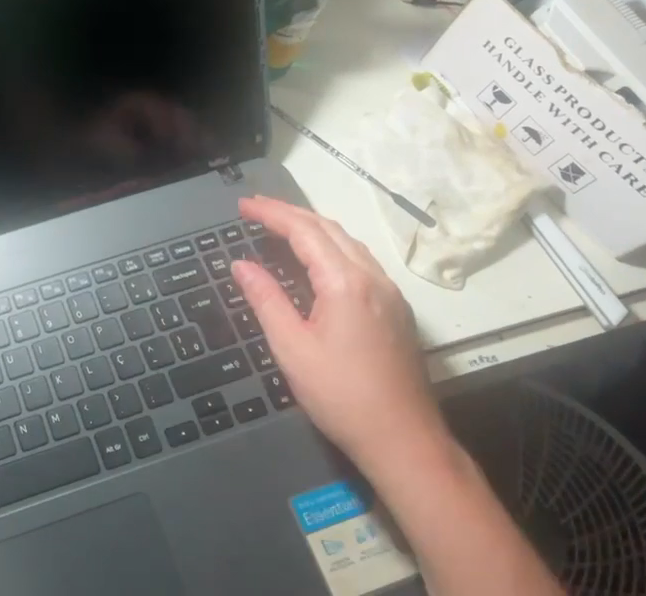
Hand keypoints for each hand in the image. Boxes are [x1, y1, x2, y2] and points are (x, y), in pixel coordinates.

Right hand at [231, 197, 445, 469]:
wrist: (404, 440)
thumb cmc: (341, 395)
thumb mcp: (292, 348)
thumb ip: (265, 299)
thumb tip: (241, 264)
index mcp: (345, 282)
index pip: (304, 231)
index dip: (271, 214)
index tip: (243, 206)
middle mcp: (372, 278)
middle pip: (329, 229)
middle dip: (290, 213)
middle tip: (255, 209)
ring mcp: (389, 293)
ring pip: (348, 243)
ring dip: (312, 228)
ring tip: (280, 226)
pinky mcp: (396, 310)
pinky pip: (360, 261)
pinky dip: (331, 247)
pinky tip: (316, 259)